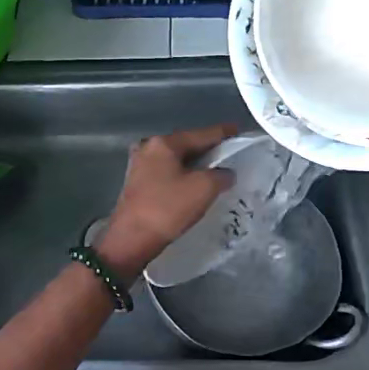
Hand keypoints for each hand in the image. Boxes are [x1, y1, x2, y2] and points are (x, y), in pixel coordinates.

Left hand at [96, 124, 238, 275]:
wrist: (131, 239)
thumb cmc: (168, 209)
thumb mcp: (204, 189)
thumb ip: (221, 175)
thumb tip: (226, 174)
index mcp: (164, 143)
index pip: (201, 134)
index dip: (222, 133)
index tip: (237, 130)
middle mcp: (148, 148)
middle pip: (186, 145)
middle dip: (208, 149)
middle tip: (230, 153)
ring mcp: (139, 166)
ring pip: (176, 160)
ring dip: (195, 164)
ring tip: (215, 171)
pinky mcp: (137, 183)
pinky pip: (167, 173)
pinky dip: (182, 176)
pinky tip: (194, 185)